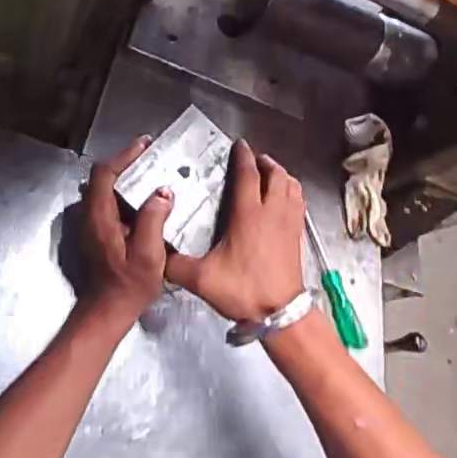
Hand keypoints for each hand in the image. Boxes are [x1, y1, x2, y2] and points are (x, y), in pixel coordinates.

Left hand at [78, 137, 173, 326]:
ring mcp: (92, 225)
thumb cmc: (129, 285)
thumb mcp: (148, 254)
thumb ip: (154, 220)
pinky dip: (125, 193)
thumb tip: (162, 192)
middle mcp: (91, 216)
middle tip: (150, 155)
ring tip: (151, 172)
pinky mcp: (98, 234)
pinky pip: (109, 203)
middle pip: (103, 178)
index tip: (143, 145)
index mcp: (100, 217)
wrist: (108, 310)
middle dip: (126, 162)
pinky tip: (146, 199)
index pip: (106, 174)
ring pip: (105, 190)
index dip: (124, 156)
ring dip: (125, 177)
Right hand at [167, 141, 303, 322]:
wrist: (279, 312)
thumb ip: (175, 265)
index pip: (248, 175)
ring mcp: (289, 223)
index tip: (239, 145)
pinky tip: (285, 199)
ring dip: (282, 175)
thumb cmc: (243, 290)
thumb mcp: (201, 279)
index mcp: (248, 214)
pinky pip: (299, 203)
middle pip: (276, 175)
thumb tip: (157, 254)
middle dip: (266, 162)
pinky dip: (293, 193)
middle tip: (255, 159)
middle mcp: (272, 212)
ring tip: (271, 173)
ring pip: (292, 186)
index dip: (243, 157)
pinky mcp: (298, 235)